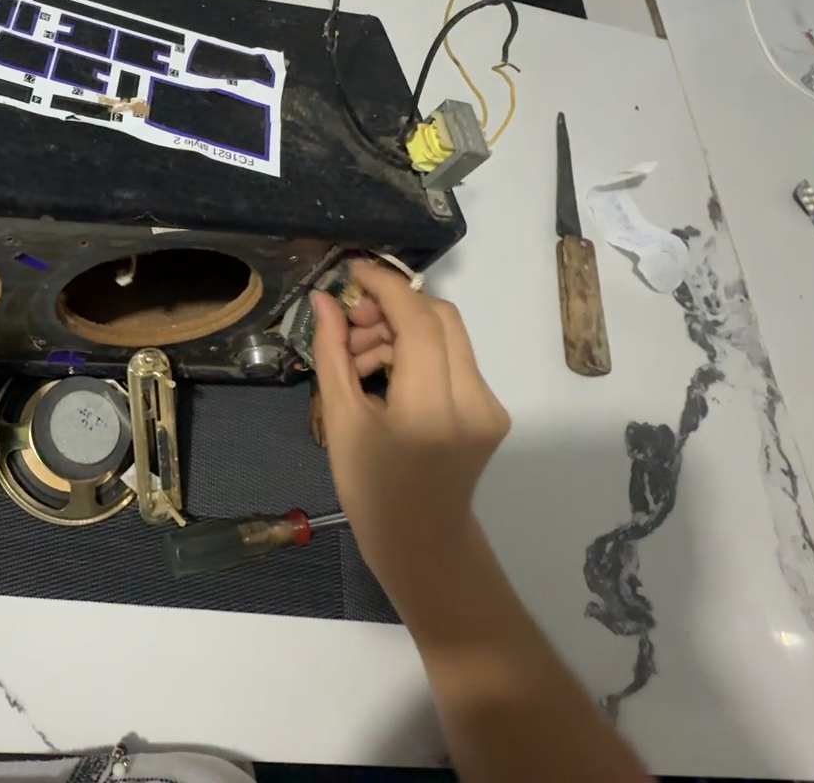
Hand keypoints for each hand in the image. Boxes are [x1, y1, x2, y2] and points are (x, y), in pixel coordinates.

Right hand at [310, 260, 508, 602]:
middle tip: (348, 324)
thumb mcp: (340, 419)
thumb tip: (324, 301)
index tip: (352, 270)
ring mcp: (489, 406)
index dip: (385, 286)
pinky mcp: (490, 411)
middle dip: (391, 307)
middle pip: (440, 319)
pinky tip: (381, 374)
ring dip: (399, 331)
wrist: (421, 543)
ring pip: (446, 336)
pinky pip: (451, 360)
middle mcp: (473, 400)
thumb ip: (332, 353)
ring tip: (356, 357)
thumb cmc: (370, 489)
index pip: (418, 320)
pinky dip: (414, 353)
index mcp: (431, 408)